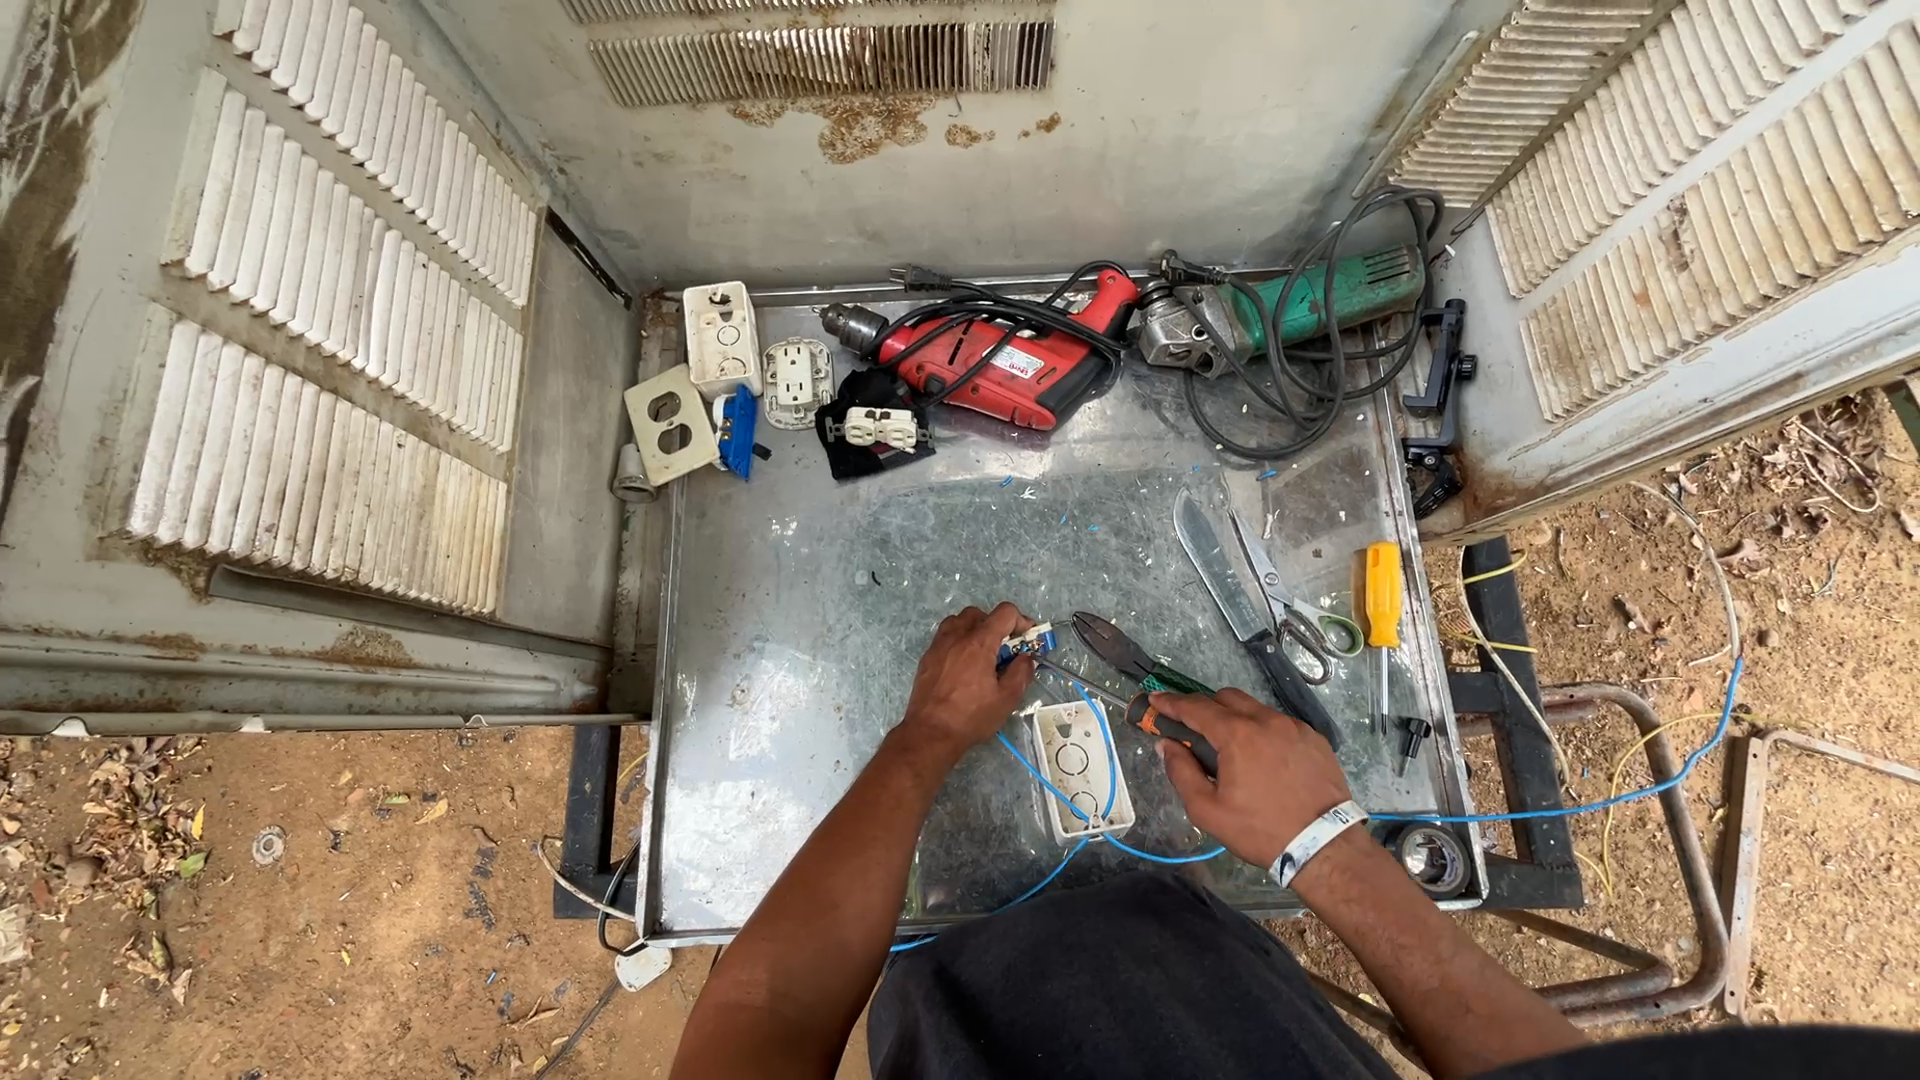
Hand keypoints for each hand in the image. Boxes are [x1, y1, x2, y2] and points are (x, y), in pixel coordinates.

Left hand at [897, 603, 1035, 758]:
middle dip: (995, 624)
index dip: (1020, 620)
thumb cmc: (971, 717)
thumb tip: (1026, 657)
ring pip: (957, 621)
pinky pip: (944, 637)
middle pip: (978, 614)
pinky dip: (957, 641)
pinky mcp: (927, 658)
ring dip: (973, 629)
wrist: (930, 732)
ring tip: (981, 653)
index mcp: (979, 643)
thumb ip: (1021, 672)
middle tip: (1003, 647)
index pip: (1004, 613)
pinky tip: (963, 665)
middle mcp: (956, 637)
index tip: (1026, 637)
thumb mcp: (1006, 698)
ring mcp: (938, 646)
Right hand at [1153, 688, 1351, 867]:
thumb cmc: (1261, 830)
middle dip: (1204, 707)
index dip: (1171, 702)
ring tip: (1232, 747)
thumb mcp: (1208, 810)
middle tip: (1193, 728)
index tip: (1155, 699)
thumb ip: (1181, 771)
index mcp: (1237, 735)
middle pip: (1225, 697)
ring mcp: (1294, 727)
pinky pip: (1279, 723)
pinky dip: (1263, 730)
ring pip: (1254, 708)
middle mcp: (1266, 720)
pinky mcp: (1314, 739)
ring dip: (1235, 718)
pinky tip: (1263, 757)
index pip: (1195, 707)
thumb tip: (1165, 744)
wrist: (1326, 847)